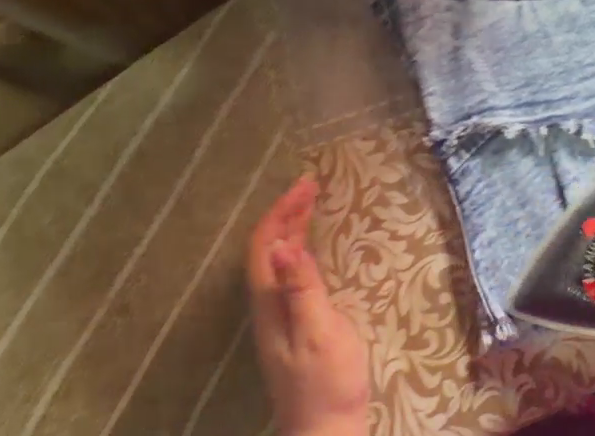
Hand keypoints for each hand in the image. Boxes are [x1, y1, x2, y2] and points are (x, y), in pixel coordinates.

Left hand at [248, 176, 369, 435]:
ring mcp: (278, 319)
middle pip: (268, 250)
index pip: (266, 245)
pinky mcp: (293, 327)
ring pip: (277, 262)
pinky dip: (299, 250)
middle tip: (312, 186)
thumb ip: (301, 287)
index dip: (282, 211)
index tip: (307, 184)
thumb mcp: (319, 331)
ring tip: (311, 206)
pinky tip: (314, 251)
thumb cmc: (327, 381)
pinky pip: (289, 275)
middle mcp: (268, 307)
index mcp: (271, 303)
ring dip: (291, 229)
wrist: (328, 431)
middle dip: (286, 214)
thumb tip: (284, 244)